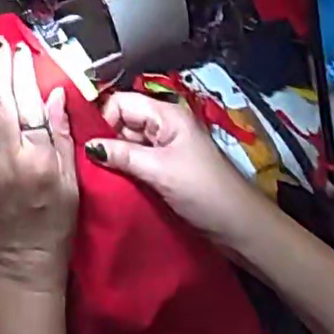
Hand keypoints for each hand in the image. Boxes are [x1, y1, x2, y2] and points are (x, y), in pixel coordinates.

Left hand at [0, 37, 78, 288]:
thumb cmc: (56, 218)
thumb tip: (54, 93)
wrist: (24, 257)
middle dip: (0, 67)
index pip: (29, 105)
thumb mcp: (71, 179)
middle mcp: (6, 158)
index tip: (23, 51)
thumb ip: (61, 134)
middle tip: (1, 44)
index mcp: (38, 160)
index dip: (24, 73)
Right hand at [84, 92, 267, 244]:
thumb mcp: (159, 171)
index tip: (90, 143)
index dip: (103, 119)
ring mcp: (166, 145)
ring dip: (115, 155)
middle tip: (91, 160)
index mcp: (166, 113)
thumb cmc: (205, 193)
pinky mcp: (167, 165)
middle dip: (106, 137)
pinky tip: (116, 178)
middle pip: (122, 119)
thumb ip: (122, 154)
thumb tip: (87, 145)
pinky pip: (137, 157)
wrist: (246, 231)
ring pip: (128, 139)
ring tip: (101, 172)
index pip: (120, 102)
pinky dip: (126, 167)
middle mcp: (164, 123)